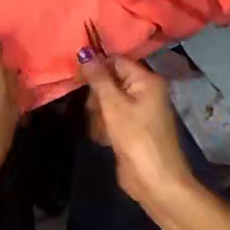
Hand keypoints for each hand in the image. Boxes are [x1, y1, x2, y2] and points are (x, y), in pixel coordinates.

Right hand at [78, 51, 196, 208]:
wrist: (154, 179)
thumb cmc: (135, 137)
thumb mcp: (113, 105)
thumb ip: (98, 78)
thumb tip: (84, 51)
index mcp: (147, 80)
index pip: (116, 61)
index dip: (95, 67)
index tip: (75, 76)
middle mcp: (145, 91)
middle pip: (110, 81)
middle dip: (97, 96)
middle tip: (95, 111)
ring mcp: (139, 111)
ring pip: (106, 102)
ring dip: (98, 114)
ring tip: (102, 129)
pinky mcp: (131, 128)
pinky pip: (111, 118)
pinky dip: (104, 126)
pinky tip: (104, 138)